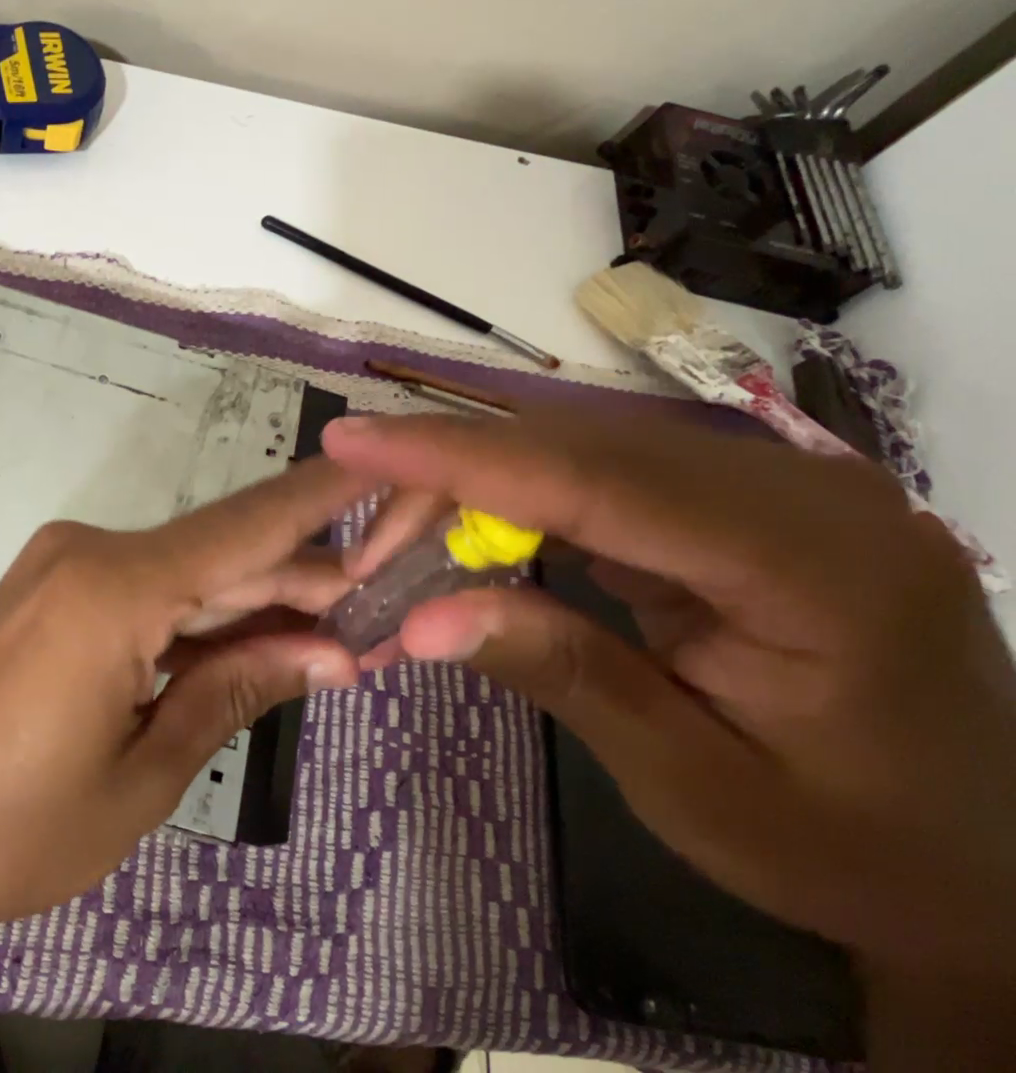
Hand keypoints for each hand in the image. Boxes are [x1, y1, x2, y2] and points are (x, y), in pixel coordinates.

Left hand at [0, 456, 379, 956]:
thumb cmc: (10, 833)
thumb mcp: (144, 777)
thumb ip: (233, 692)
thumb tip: (332, 650)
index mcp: (114, 589)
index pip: (250, 526)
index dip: (331, 495)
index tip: (401, 460)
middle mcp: (86, 556)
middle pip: (223, 552)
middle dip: (306, 578)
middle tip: (394, 606)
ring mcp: (57, 574)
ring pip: (183, 575)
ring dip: (254, 603)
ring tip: (341, 636)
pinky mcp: (41, 601)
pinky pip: (139, 595)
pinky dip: (196, 620)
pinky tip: (251, 645)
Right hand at [324, 412, 1015, 978]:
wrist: (981, 865)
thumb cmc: (842, 841)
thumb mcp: (689, 777)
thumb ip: (563, 673)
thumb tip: (417, 623)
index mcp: (815, 565)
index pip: (600, 481)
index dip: (463, 458)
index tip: (352, 441)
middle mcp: (806, 496)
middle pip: (585, 448)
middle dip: (453, 476)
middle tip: (360, 528)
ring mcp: (782, 495)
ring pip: (588, 453)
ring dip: (481, 488)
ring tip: (396, 541)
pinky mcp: (746, 512)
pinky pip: (611, 484)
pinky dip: (525, 507)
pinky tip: (470, 539)